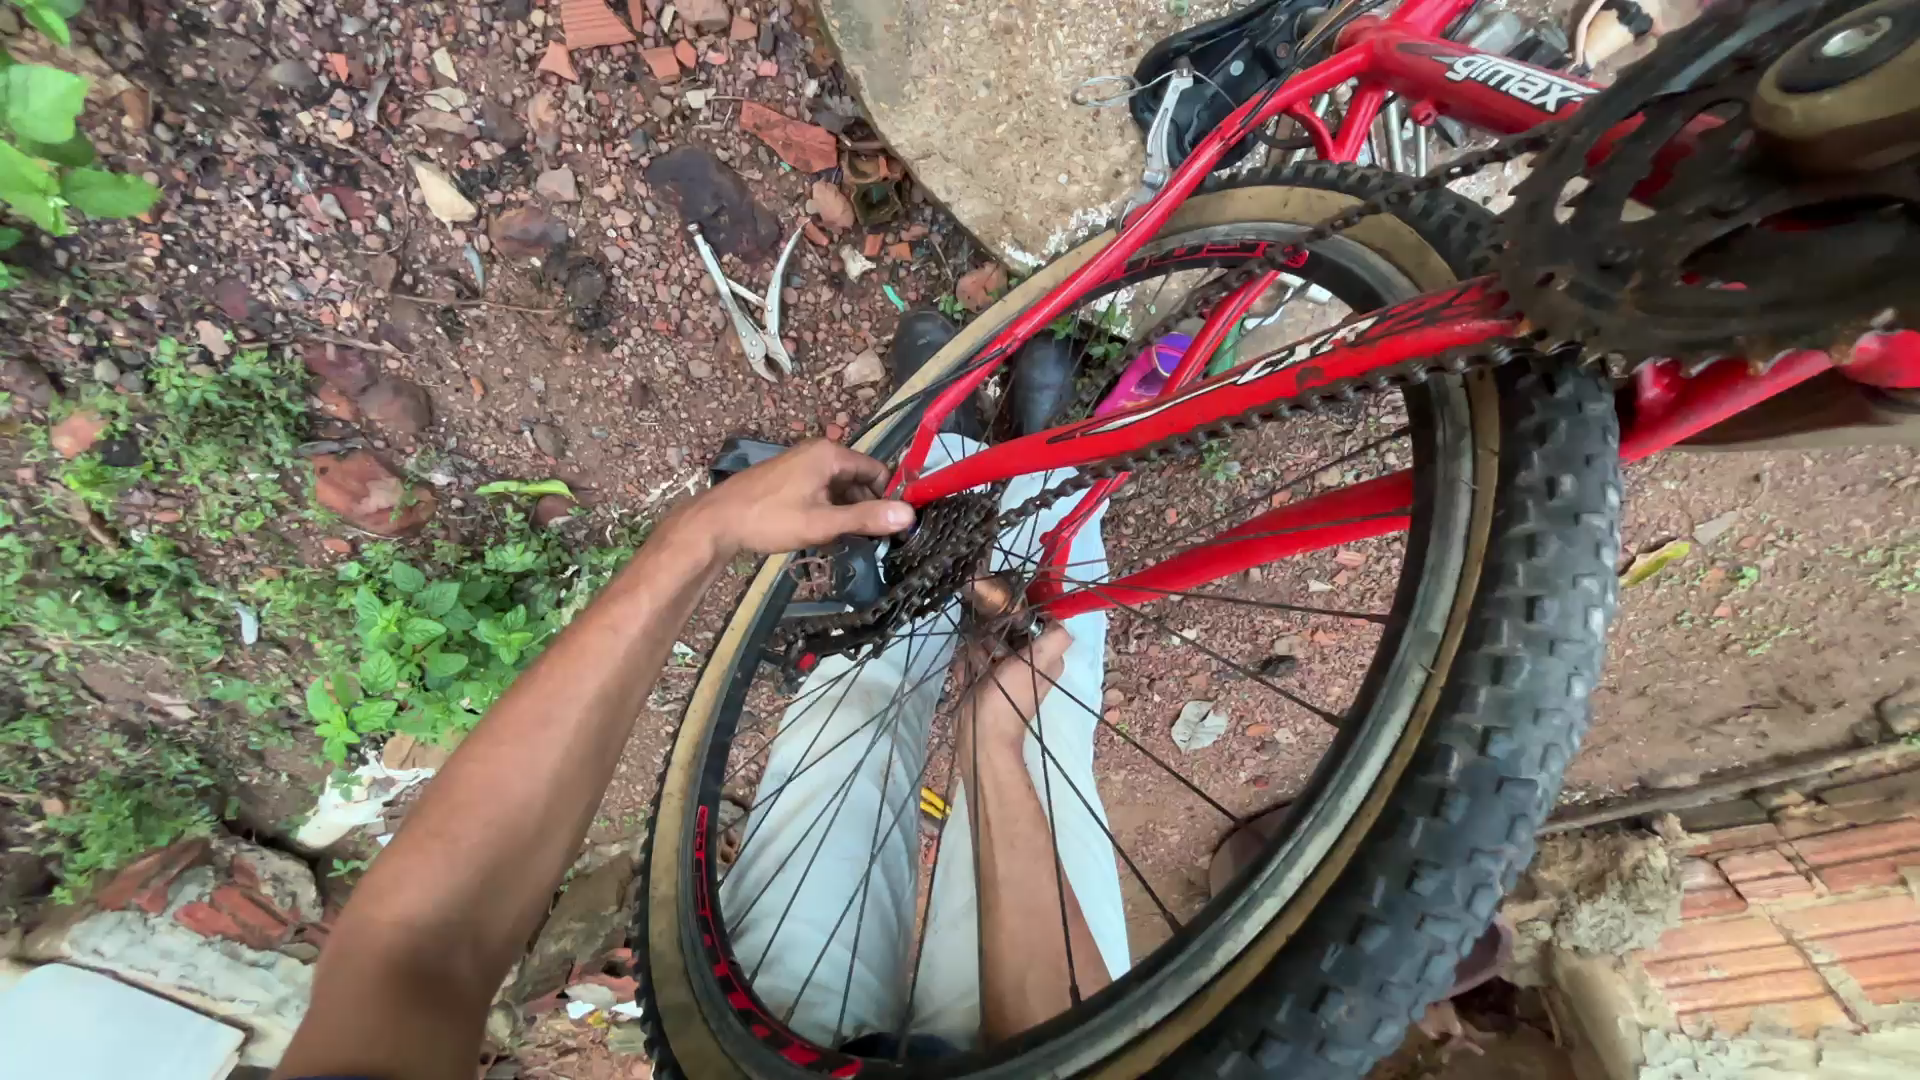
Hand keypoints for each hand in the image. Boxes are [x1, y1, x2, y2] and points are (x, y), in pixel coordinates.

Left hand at [669, 439, 914, 558]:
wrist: (717, 522)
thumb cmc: (771, 519)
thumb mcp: (823, 522)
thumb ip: (866, 518)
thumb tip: (909, 515)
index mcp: (830, 454)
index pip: (877, 471)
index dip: (890, 497)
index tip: (898, 525)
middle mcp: (818, 453)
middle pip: (859, 479)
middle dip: (869, 507)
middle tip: (876, 539)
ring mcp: (802, 465)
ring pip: (840, 488)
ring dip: (849, 512)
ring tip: (851, 540)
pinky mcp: (790, 480)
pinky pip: (823, 492)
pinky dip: (831, 511)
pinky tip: (827, 534)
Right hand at [956, 624, 1074, 763]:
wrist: (980, 730)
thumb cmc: (1010, 696)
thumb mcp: (1038, 663)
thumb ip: (1055, 639)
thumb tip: (1062, 618)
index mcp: (1045, 658)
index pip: (1033, 624)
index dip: (1020, 621)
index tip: (1009, 628)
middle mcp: (1026, 662)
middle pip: (1005, 630)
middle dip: (992, 639)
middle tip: (992, 656)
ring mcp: (1002, 669)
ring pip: (984, 642)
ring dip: (976, 654)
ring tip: (978, 671)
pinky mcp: (982, 677)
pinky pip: (970, 658)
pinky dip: (967, 666)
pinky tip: (968, 678)